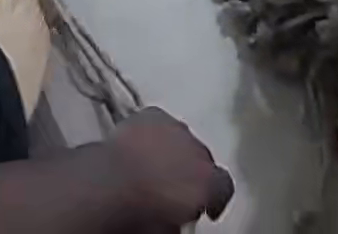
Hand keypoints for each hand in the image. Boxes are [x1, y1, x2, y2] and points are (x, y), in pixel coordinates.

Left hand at [102, 108, 233, 227]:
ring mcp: (175, 127)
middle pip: (203, 158)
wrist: (113, 181)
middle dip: (193, 172)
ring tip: (158, 165)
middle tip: (177, 189)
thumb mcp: (169, 229)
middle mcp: (197, 148)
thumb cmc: (143, 213)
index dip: (216, 198)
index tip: (206, 209)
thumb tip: (176, 222)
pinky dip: (156, 133)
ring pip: (183, 138)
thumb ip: (181, 222)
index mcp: (208, 180)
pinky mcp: (152, 114)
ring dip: (175, 150)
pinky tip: (144, 145)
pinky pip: (160, 123)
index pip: (225, 186)